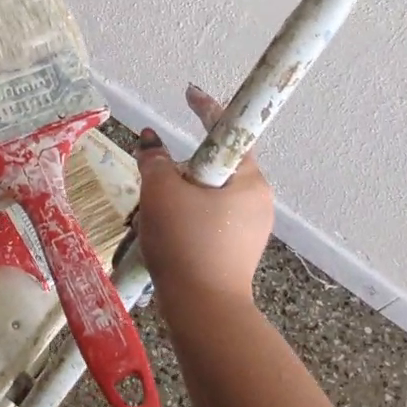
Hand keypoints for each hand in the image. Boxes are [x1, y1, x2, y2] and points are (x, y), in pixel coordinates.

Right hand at [135, 85, 274, 306]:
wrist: (204, 312)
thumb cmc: (185, 244)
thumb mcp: (160, 192)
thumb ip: (154, 159)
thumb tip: (149, 141)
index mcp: (248, 180)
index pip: (229, 130)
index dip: (207, 109)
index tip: (190, 94)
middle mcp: (257, 199)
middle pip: (214, 165)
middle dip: (181, 168)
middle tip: (155, 181)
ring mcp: (251, 227)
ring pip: (208, 193)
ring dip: (179, 195)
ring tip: (155, 216)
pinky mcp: (238, 250)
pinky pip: (209, 218)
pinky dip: (186, 217)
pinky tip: (166, 235)